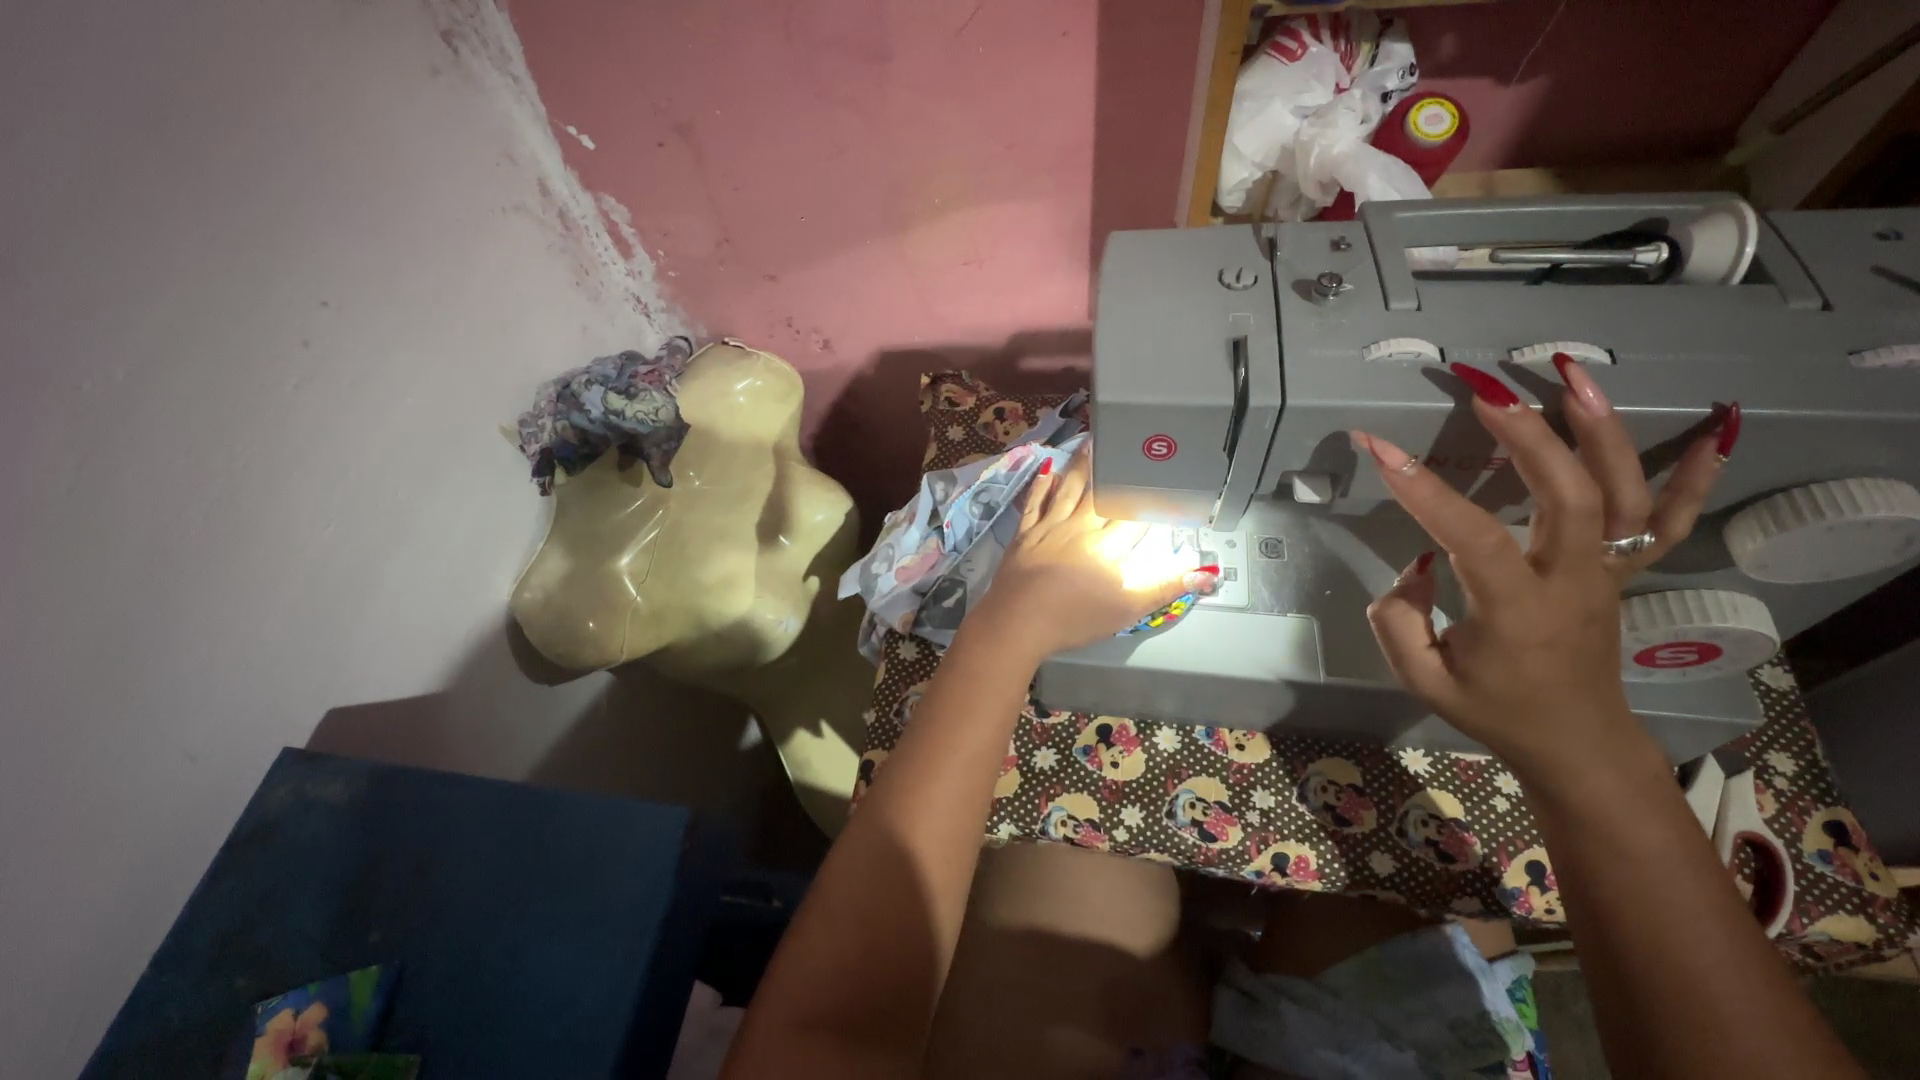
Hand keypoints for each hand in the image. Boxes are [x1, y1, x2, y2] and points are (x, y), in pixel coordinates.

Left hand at [965, 445, 1213, 660]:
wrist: (1017, 621)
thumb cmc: (1074, 618)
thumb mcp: (1127, 608)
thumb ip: (1166, 587)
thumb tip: (1206, 573)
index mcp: (1109, 545)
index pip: (1137, 514)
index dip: (1154, 497)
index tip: (1166, 477)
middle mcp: (1081, 527)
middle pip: (1103, 492)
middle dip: (1118, 468)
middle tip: (1127, 443)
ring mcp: (1050, 527)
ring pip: (1070, 489)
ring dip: (1082, 464)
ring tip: (1091, 441)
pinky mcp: (1024, 534)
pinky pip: (1035, 502)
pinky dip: (1042, 485)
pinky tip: (1047, 471)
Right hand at [1357, 360, 1734, 777]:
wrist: (1576, 740)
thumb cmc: (1494, 709)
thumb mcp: (1424, 680)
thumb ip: (1398, 621)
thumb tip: (1416, 562)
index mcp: (1517, 610)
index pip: (1472, 535)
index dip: (1423, 489)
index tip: (1378, 446)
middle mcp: (1574, 580)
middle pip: (1568, 493)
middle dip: (1526, 434)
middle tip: (1484, 390)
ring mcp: (1610, 571)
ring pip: (1623, 492)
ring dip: (1599, 428)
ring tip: (1568, 375)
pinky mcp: (1628, 570)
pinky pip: (1675, 519)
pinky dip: (1699, 472)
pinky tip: (1714, 424)